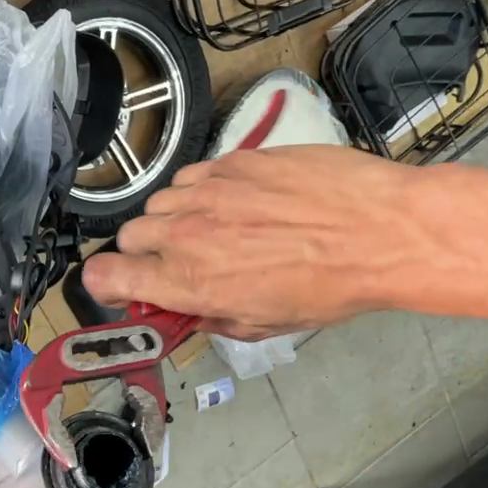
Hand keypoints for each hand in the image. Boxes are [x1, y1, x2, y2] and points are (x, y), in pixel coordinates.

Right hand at [83, 145, 429, 337]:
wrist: (383, 231)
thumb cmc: (331, 284)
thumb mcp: (264, 325)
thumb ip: (210, 318)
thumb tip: (189, 311)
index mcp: (189, 282)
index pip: (104, 276)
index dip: (108, 283)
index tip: (125, 286)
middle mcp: (186, 234)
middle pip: (128, 237)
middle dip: (146, 253)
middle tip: (181, 261)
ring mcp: (207, 192)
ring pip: (159, 203)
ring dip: (174, 220)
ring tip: (214, 229)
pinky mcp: (233, 162)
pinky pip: (193, 177)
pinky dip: (202, 193)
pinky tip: (236, 203)